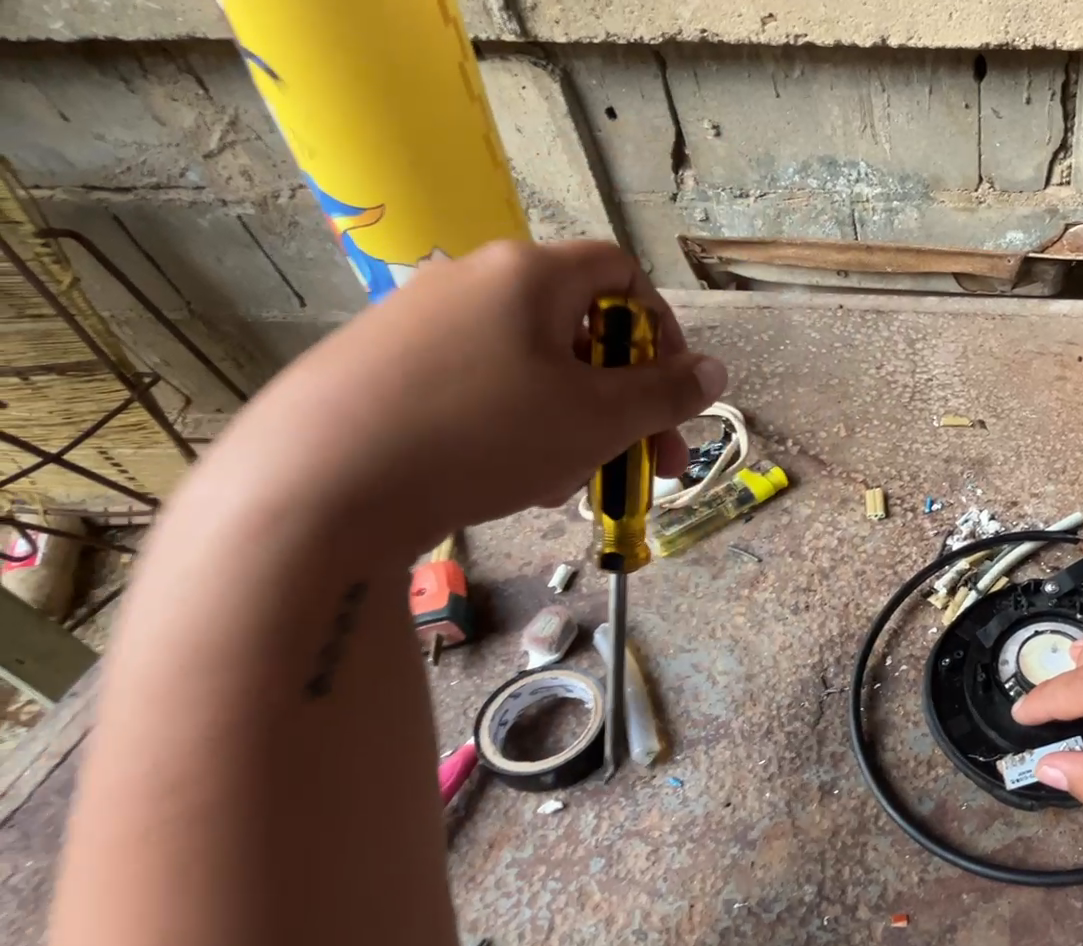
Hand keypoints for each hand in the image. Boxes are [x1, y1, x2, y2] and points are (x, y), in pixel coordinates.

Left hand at [195, 240, 725, 555]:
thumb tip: (715, 370)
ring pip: (536, 371)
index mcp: (529, 274)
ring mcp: (423, 325)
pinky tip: (515, 482)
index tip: (673, 392)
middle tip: (652, 465)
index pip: (622, 274)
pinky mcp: (388, 370)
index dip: (663, 331)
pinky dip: (520, 431)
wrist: (318, 486)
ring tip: (570, 484)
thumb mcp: (598, 417)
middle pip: (583, 333)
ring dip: (578, 427)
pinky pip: (484, 390)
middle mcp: (475, 282)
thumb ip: (668, 393)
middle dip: (628, 404)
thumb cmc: (485, 434)